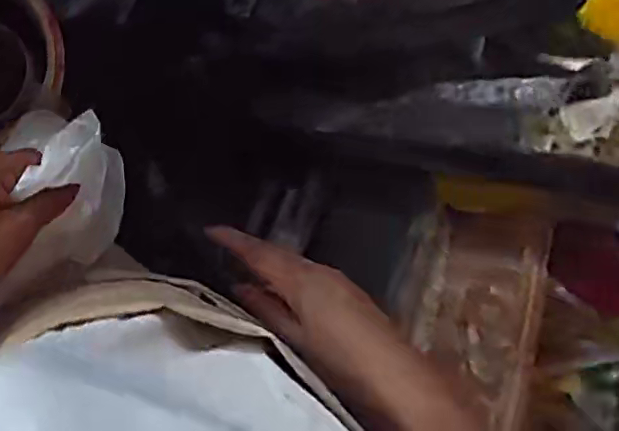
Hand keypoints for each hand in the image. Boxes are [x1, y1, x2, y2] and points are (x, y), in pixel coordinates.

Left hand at [0, 149, 77, 314]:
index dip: (51, 170)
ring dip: (16, 197)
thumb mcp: (17, 232)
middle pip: (11, 167)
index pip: (27, 156)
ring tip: (37, 218)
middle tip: (56, 208)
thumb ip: (46, 205)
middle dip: (33, 186)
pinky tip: (9, 223)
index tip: (70, 189)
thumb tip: (73, 186)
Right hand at [206, 226, 480, 430]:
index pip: (257, 250)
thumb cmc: (345, 363)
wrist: (410, 390)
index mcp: (300, 277)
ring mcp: (339, 281)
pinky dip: (291, 274)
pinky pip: (310, 273)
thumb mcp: (296, 340)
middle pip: (277, 252)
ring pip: (294, 262)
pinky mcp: (353, 295)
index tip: (209, 229)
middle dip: (251, 248)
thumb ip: (266, 310)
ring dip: (272, 262)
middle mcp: (319, 271)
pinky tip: (285, 288)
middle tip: (225, 247)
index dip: (231, 239)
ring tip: (249, 267)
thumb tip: (241, 286)